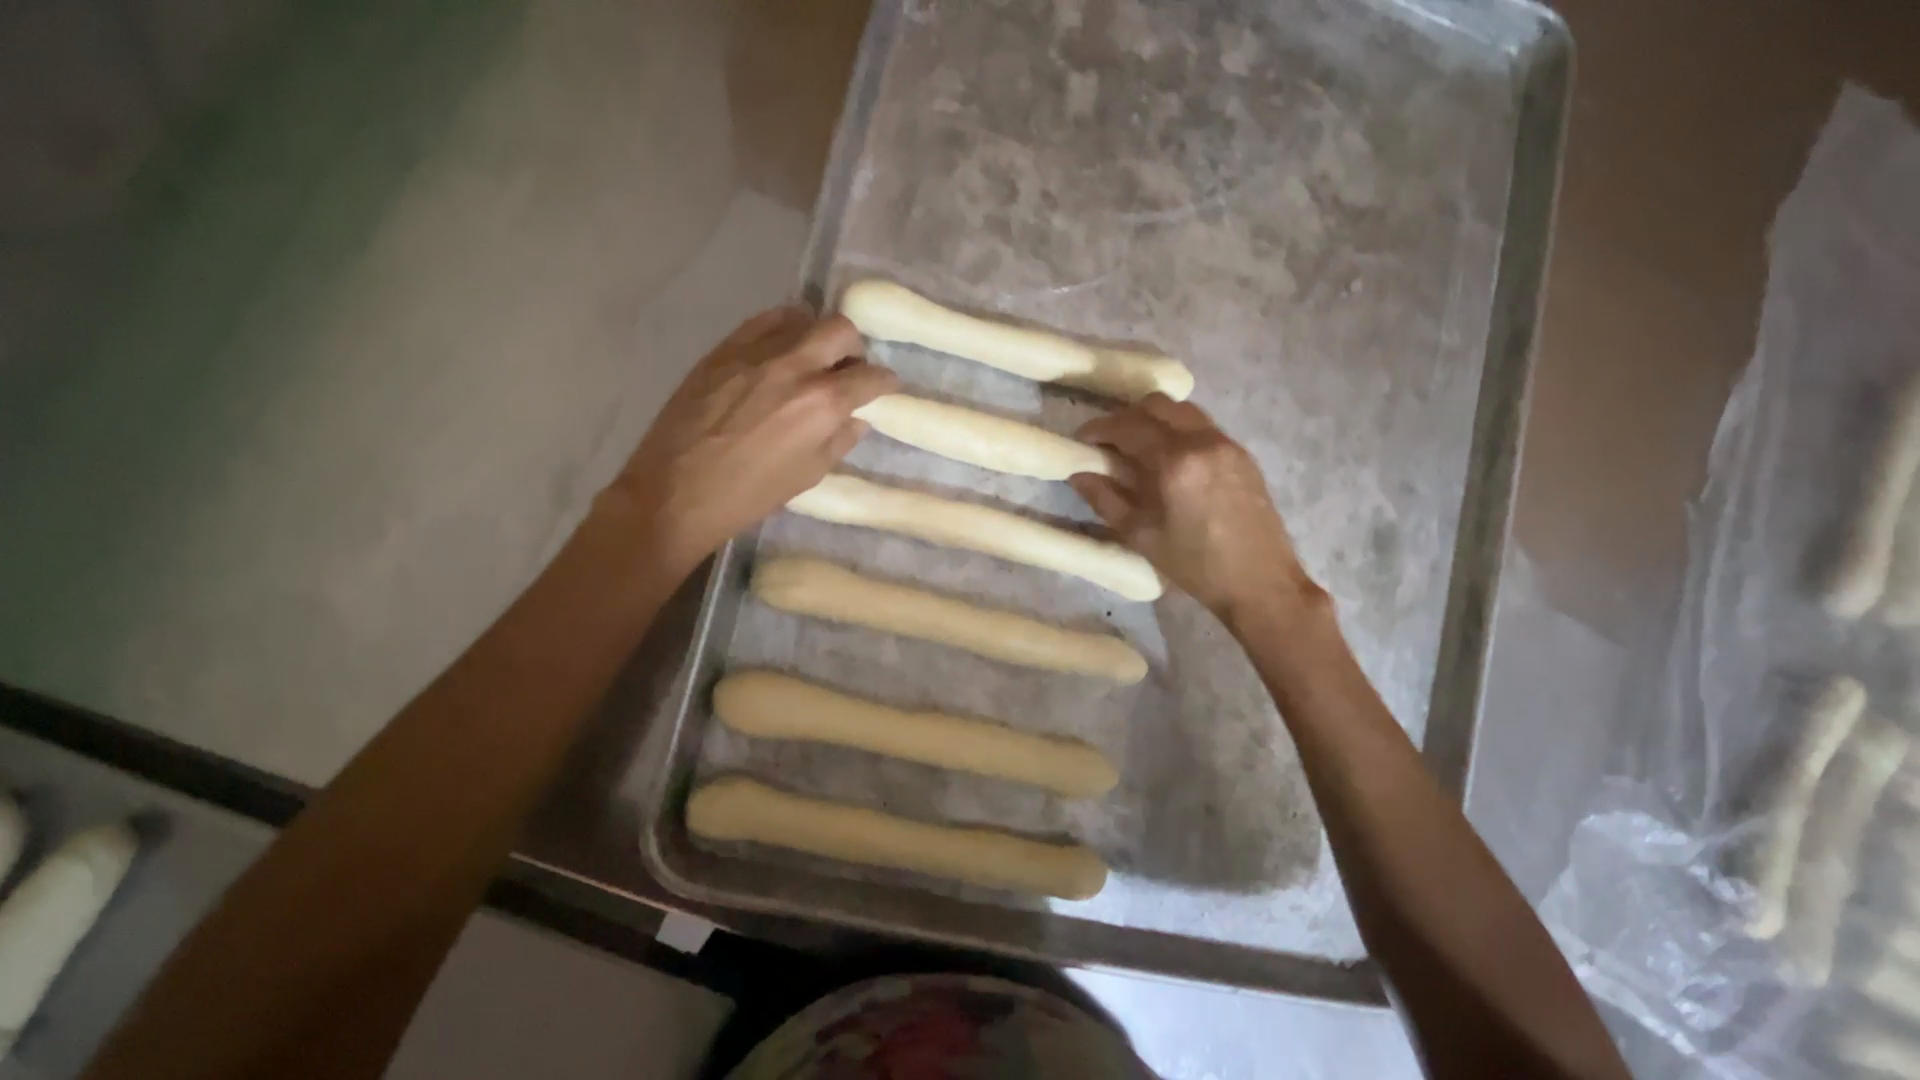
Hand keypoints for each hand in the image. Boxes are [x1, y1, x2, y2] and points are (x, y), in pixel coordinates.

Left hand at [610, 307, 896, 572]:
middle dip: (854, 347)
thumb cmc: (749, 495)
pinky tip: (780, 347)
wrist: (676, 493)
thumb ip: (838, 440)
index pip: (869, 377)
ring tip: (812, 355)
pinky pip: (764, 320)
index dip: (884, 381)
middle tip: (846, 367)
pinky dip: (782, 328)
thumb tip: (856, 418)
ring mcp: (756, 352)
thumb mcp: (807, 475)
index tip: (883, 386)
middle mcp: (795, 366)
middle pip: (841, 330)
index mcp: (822, 404)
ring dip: (817, 334)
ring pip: (803, 317)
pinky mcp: (724, 349)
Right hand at [1071, 395, 1320, 625]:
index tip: (1082, 440)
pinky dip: (1180, 430)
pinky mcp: (1242, 455)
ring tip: (1139, 447)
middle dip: (1128, 417)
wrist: (1260, 582)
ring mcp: (1227, 444)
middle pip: (1158, 406)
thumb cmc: (1196, 565)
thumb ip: (1106, 500)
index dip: (1100, 429)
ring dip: (1156, 419)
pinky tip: (1171, 460)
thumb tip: (1079, 475)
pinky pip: (1204, 427)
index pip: (1129, 427)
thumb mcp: (1142, 536)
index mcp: (1175, 462)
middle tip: (1110, 441)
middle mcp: (1203, 441)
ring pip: (1183, 411)